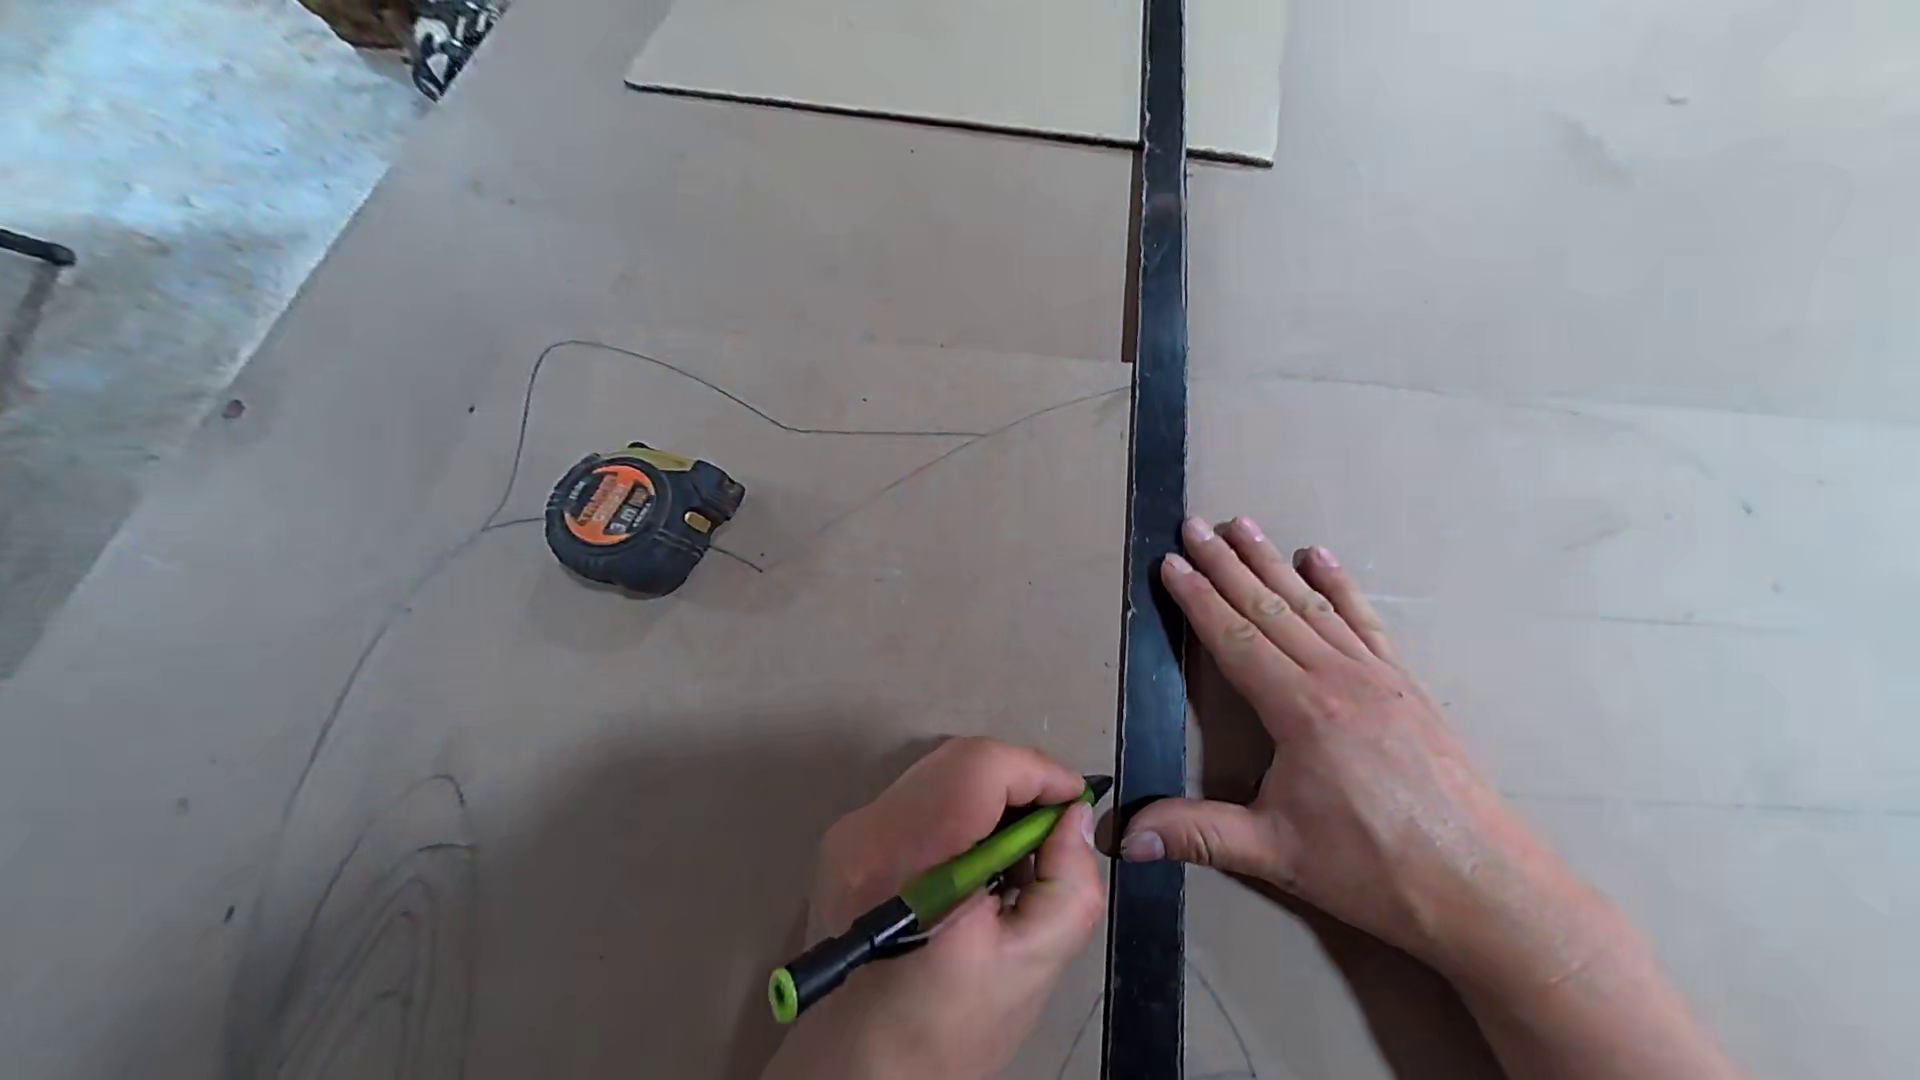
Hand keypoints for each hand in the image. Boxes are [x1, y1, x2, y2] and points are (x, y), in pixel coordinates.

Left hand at [763, 737, 1104, 1079]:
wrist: (856, 1070)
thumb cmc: (943, 1031)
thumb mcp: (1031, 967)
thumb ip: (1070, 883)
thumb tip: (1072, 817)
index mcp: (908, 858)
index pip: (979, 767)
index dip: (1037, 770)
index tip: (1073, 799)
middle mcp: (869, 827)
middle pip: (959, 757)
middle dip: (1018, 778)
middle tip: (1052, 822)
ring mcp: (852, 828)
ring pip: (940, 769)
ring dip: (992, 790)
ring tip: (1018, 844)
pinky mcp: (849, 835)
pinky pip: (920, 792)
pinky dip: (962, 804)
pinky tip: (980, 853)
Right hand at [1122, 516, 1584, 984]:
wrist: (1489, 891)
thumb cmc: (1375, 869)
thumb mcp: (1275, 853)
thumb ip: (1197, 835)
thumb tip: (1129, 840)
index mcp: (1301, 709)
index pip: (1234, 638)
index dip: (1197, 598)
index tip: (1170, 562)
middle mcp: (1337, 677)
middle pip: (1267, 607)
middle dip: (1224, 563)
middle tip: (1193, 525)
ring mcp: (1377, 676)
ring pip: (1312, 604)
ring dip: (1272, 562)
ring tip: (1243, 525)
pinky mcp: (1405, 685)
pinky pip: (1364, 621)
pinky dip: (1339, 585)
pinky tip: (1322, 558)